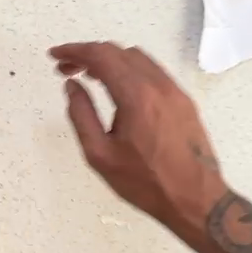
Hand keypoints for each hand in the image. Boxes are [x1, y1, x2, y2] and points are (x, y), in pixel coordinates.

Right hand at [51, 42, 228, 237]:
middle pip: (117, 51)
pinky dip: (128, 68)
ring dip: (109, 59)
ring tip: (88, 76)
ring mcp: (175, 91)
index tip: (55, 56)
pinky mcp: (184, 100)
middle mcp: (158, 85)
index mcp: (136, 96)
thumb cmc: (145, 183)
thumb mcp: (100, 154)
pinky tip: (117, 87)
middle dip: (87, 54)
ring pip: (137, 57)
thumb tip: (72, 85)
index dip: (74, 51)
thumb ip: (81, 114)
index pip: (100, 56)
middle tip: (66, 69)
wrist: (197, 201)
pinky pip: (152, 70)